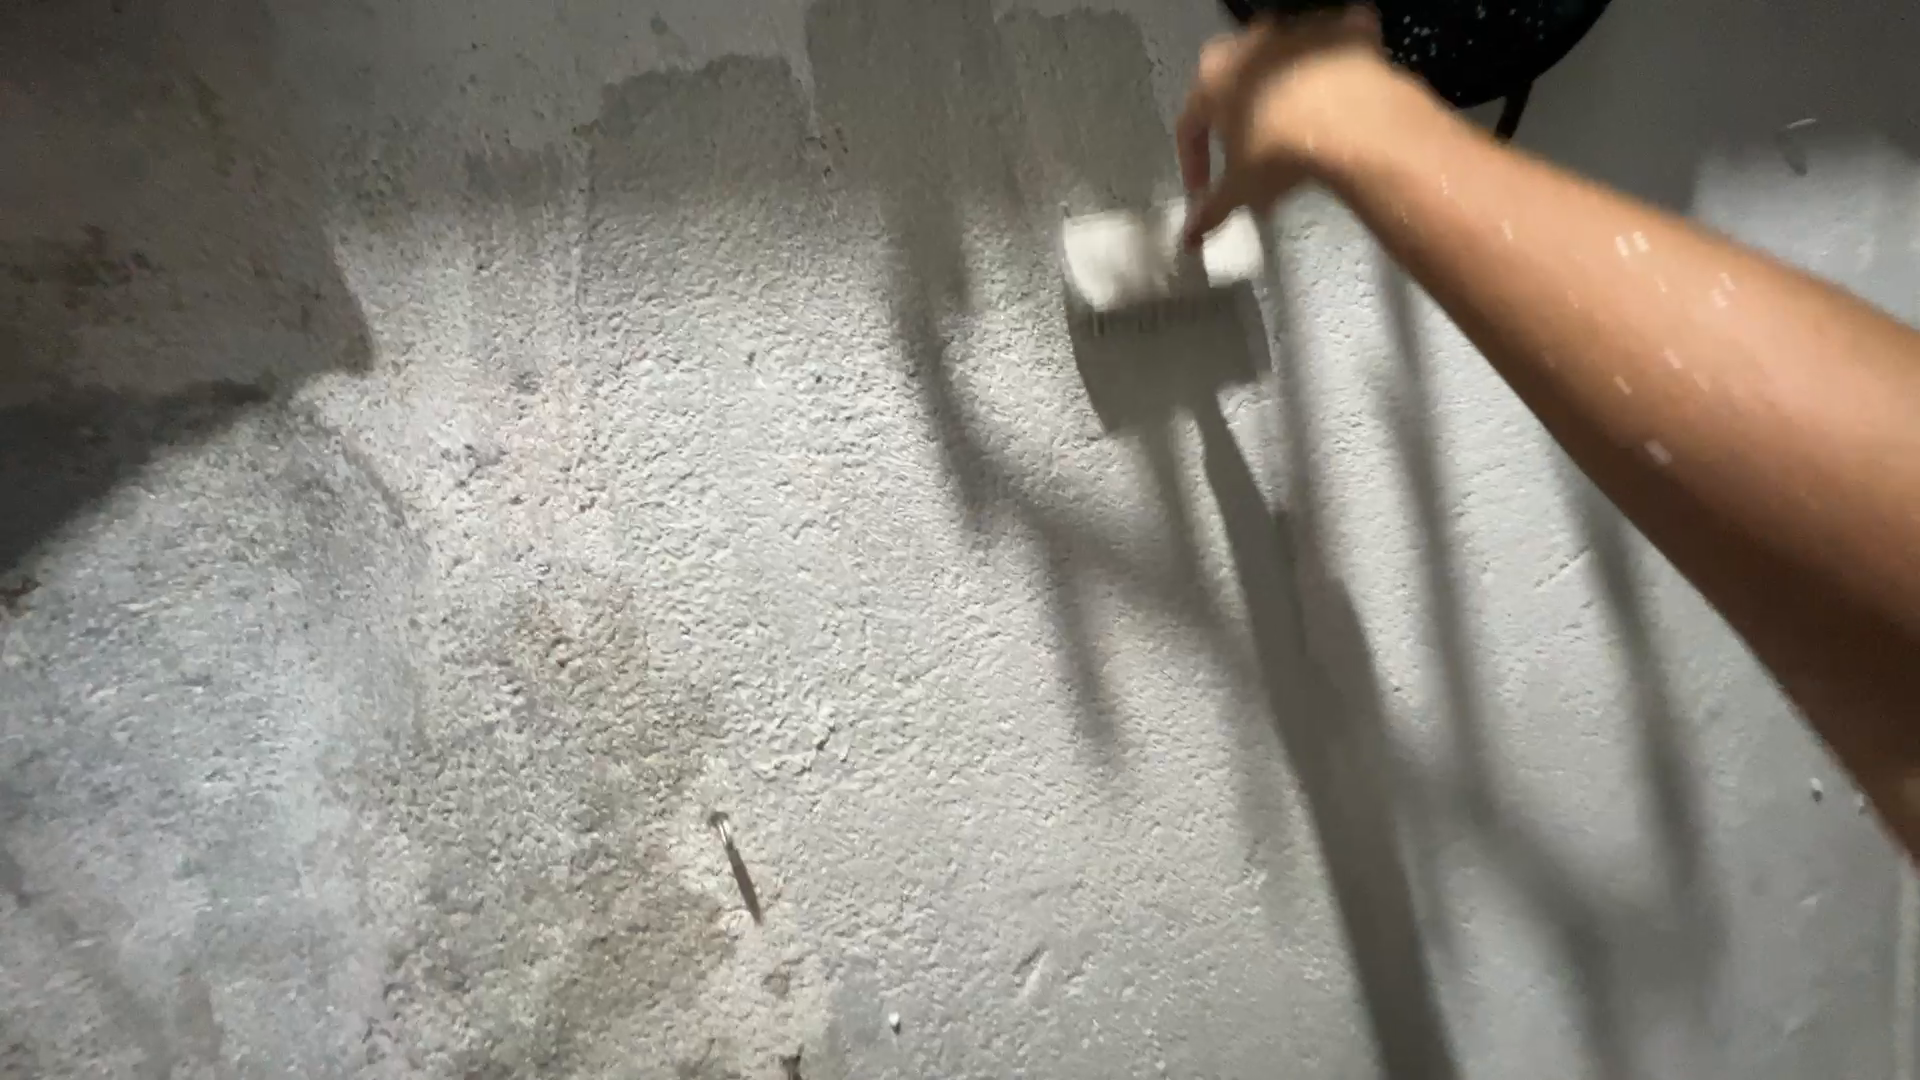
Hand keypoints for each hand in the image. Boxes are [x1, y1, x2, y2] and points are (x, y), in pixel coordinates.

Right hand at [1178, 7, 1432, 244]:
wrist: (1355, 123)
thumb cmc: (1277, 154)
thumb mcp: (1238, 191)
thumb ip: (1210, 212)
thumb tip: (1189, 237)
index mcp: (1211, 79)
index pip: (1189, 125)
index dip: (1193, 163)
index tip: (1203, 191)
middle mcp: (1249, 44)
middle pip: (1233, 86)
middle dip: (1236, 121)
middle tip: (1246, 156)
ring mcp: (1299, 30)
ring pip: (1281, 67)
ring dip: (1281, 98)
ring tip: (1294, 140)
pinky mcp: (1346, 28)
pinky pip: (1331, 52)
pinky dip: (1331, 75)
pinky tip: (1336, 106)